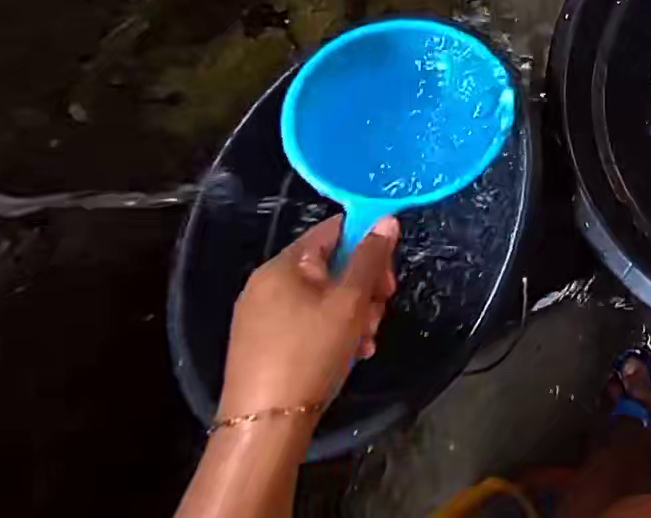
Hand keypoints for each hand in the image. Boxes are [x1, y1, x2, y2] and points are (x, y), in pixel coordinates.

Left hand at [217, 214, 400, 421]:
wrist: (263, 430)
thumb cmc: (310, 353)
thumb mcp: (350, 301)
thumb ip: (371, 257)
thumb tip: (387, 219)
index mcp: (283, 265)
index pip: (334, 230)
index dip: (368, 243)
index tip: (388, 273)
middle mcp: (267, 283)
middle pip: (332, 265)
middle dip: (365, 285)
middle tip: (380, 309)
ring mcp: (262, 316)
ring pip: (324, 296)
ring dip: (354, 312)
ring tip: (367, 339)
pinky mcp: (263, 344)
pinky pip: (308, 320)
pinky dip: (334, 329)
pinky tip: (351, 352)